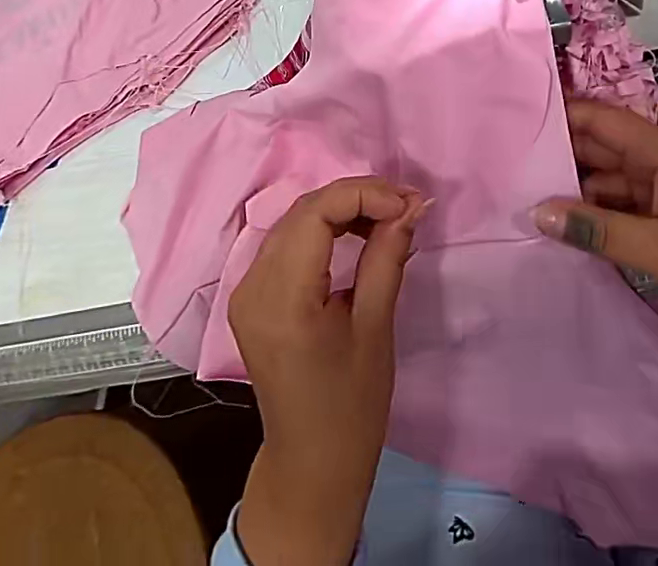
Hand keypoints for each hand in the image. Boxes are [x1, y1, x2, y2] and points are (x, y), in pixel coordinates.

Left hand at [230, 177, 428, 565]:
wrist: (311, 462)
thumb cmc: (352, 406)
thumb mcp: (376, 327)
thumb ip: (387, 257)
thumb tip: (411, 206)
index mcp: (282, 299)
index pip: (315, 213)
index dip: (364, 194)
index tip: (408, 204)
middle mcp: (252, 286)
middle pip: (302, 210)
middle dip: (358, 196)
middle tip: (407, 204)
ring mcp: (245, 290)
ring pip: (295, 221)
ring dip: (343, 208)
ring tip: (391, 215)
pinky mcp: (252, 295)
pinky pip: (289, 242)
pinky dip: (325, 229)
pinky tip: (359, 233)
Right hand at [532, 99, 657, 358]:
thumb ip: (599, 231)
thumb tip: (535, 212)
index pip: (600, 119)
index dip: (558, 115)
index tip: (511, 122)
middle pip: (603, 150)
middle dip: (558, 158)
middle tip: (504, 170)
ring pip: (613, 183)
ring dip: (577, 193)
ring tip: (524, 204)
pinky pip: (629, 210)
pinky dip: (601, 219)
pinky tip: (570, 234)